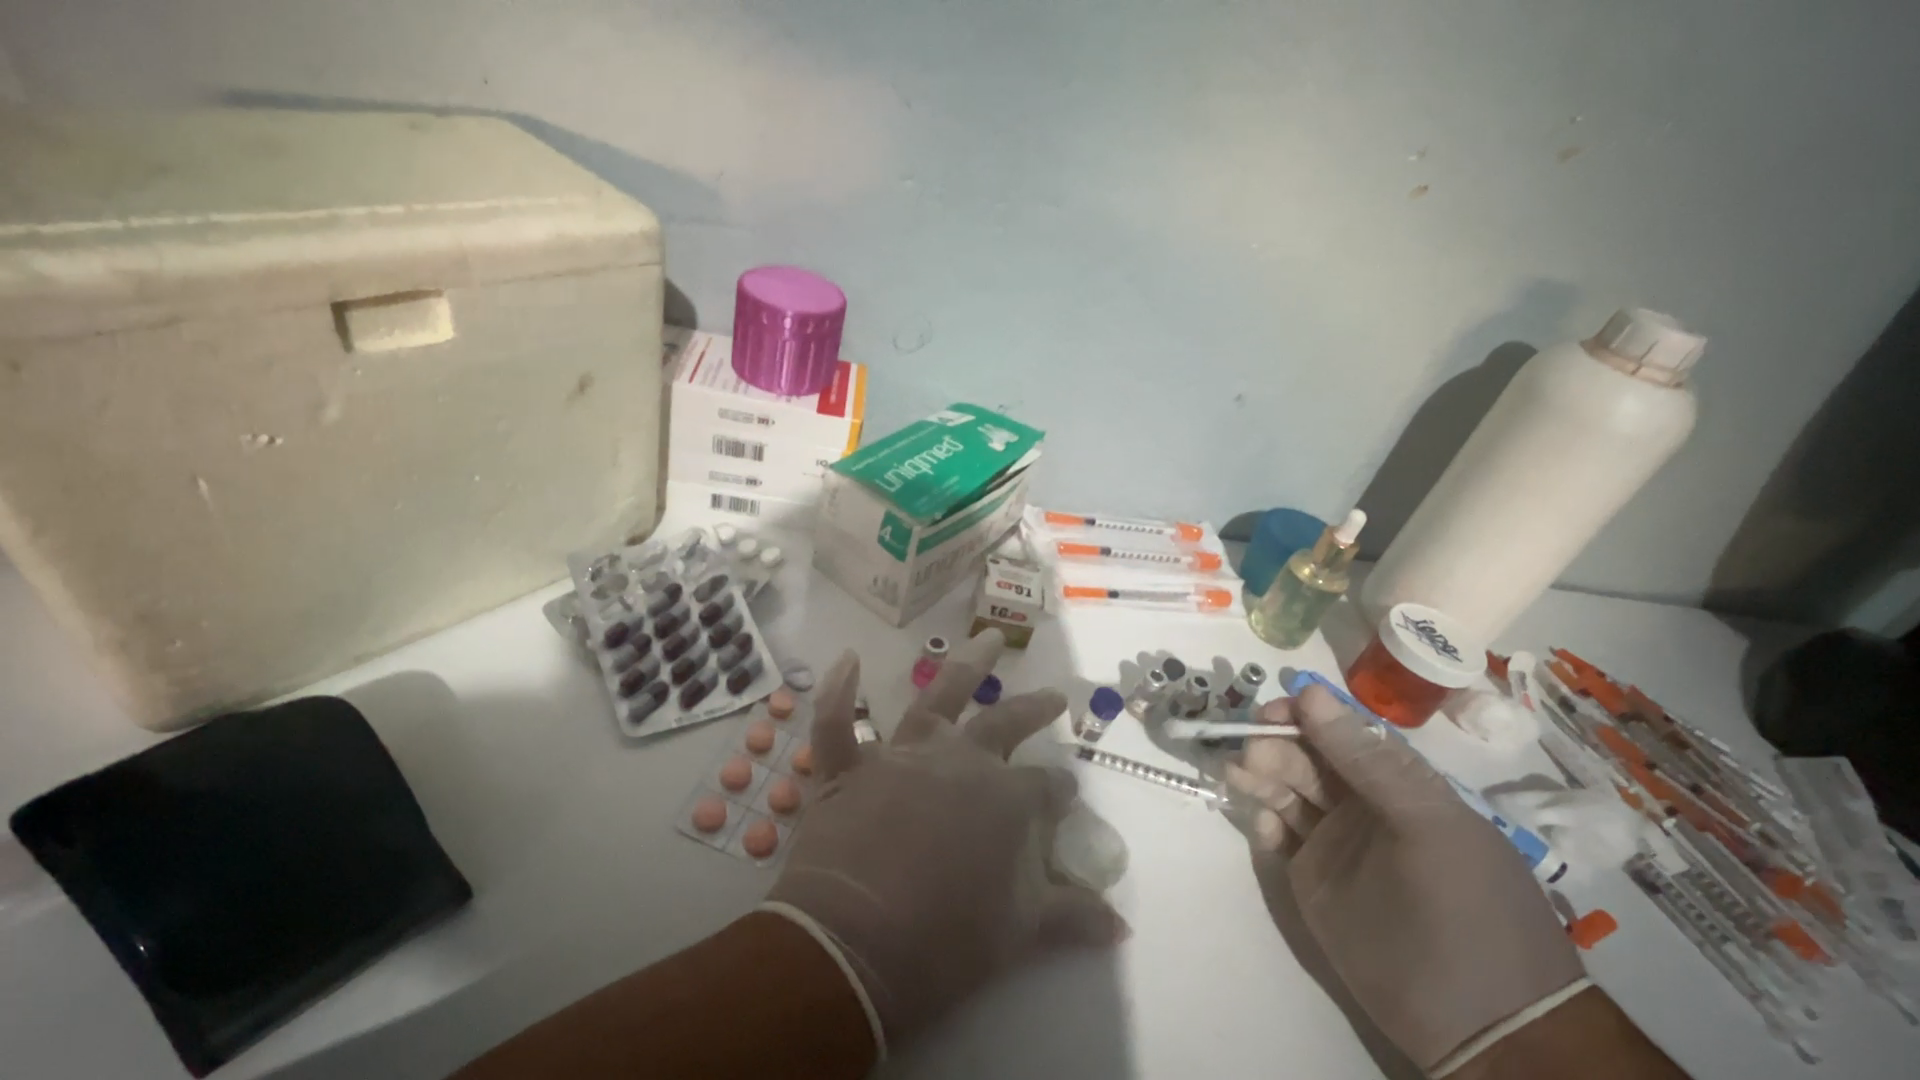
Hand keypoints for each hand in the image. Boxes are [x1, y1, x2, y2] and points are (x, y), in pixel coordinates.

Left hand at [761, 630, 1128, 1051]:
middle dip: (1032, 708)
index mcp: (1006, 797)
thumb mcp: (1021, 932)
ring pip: (935, 699)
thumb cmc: (947, 940)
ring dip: (963, 667)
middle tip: (1053, 695)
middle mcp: (959, 762)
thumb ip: (1070, 915)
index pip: (1046, 787)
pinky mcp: (847, 772)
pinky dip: (838, 690)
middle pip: (1004, 724)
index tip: (1066, 797)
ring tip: (987, 639)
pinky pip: (838, 723)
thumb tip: (1120, 925)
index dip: (1059, 792)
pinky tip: (847, 658)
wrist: (855, 946)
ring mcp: (900, 759)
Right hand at [1226, 684, 1584, 1070]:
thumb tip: (1310, 693)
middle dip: (1276, 746)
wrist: (1481, 1020)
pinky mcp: (1313, 883)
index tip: (1274, 710)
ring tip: (1240, 775)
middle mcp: (1364, 807)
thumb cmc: (1465, 905)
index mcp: (1400, 785)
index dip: (1307, 716)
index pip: (1343, 733)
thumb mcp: (1425, 821)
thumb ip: (1365, 759)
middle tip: (1251, 752)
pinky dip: (1264, 824)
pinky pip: (1279, 839)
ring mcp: (1336, 845)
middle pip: (1307, 759)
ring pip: (1286, 793)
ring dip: (1260, 777)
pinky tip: (1264, 827)